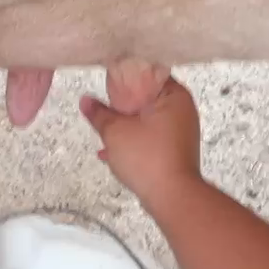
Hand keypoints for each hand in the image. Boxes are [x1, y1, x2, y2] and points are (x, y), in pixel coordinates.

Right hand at [79, 71, 202, 210]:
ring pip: (147, 118)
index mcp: (174, 95)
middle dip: (123, 101)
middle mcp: (183, 109)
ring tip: (104, 127)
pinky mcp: (175, 150)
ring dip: (126, 122)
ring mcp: (180, 131)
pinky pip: (151, 136)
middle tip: (103, 101)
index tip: (107, 76)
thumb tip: (85, 101)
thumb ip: (99, 114)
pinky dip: (134, 139)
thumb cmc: (147, 157)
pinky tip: (110, 151)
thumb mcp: (115, 132)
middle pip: (148, 96)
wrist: (171, 196)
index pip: (149, 72)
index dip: (126, 73)